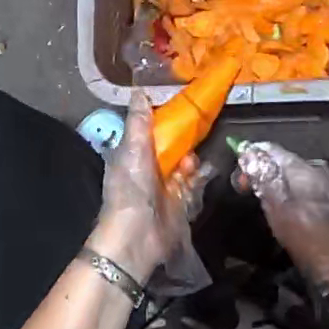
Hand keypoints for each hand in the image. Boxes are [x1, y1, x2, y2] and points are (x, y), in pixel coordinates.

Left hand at [89, 92, 208, 281]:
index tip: (183, 106)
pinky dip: (197, 178)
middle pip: (172, 145)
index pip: (151, 130)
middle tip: (192, 137)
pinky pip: (194, 183)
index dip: (165, 119)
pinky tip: (197, 175)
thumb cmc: (130, 188)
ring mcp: (165, 185)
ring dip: (190, 161)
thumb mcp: (132, 149)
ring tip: (189, 165)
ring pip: (185, 163)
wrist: (137, 236)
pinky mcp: (180, 201)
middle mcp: (149, 167)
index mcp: (133, 153)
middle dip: (184, 140)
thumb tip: (139, 91)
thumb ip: (139, 122)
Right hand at [235, 141, 328, 310]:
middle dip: (261, 174)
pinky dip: (290, 200)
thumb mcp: (284, 217)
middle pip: (282, 164)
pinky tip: (285, 217)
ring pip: (293, 179)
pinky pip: (304, 193)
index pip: (269, 151)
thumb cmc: (321, 245)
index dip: (249, 160)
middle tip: (246, 194)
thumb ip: (265, 185)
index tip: (236, 180)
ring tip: (263, 208)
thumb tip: (249, 158)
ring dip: (276, 188)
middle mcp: (317, 173)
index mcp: (303, 170)